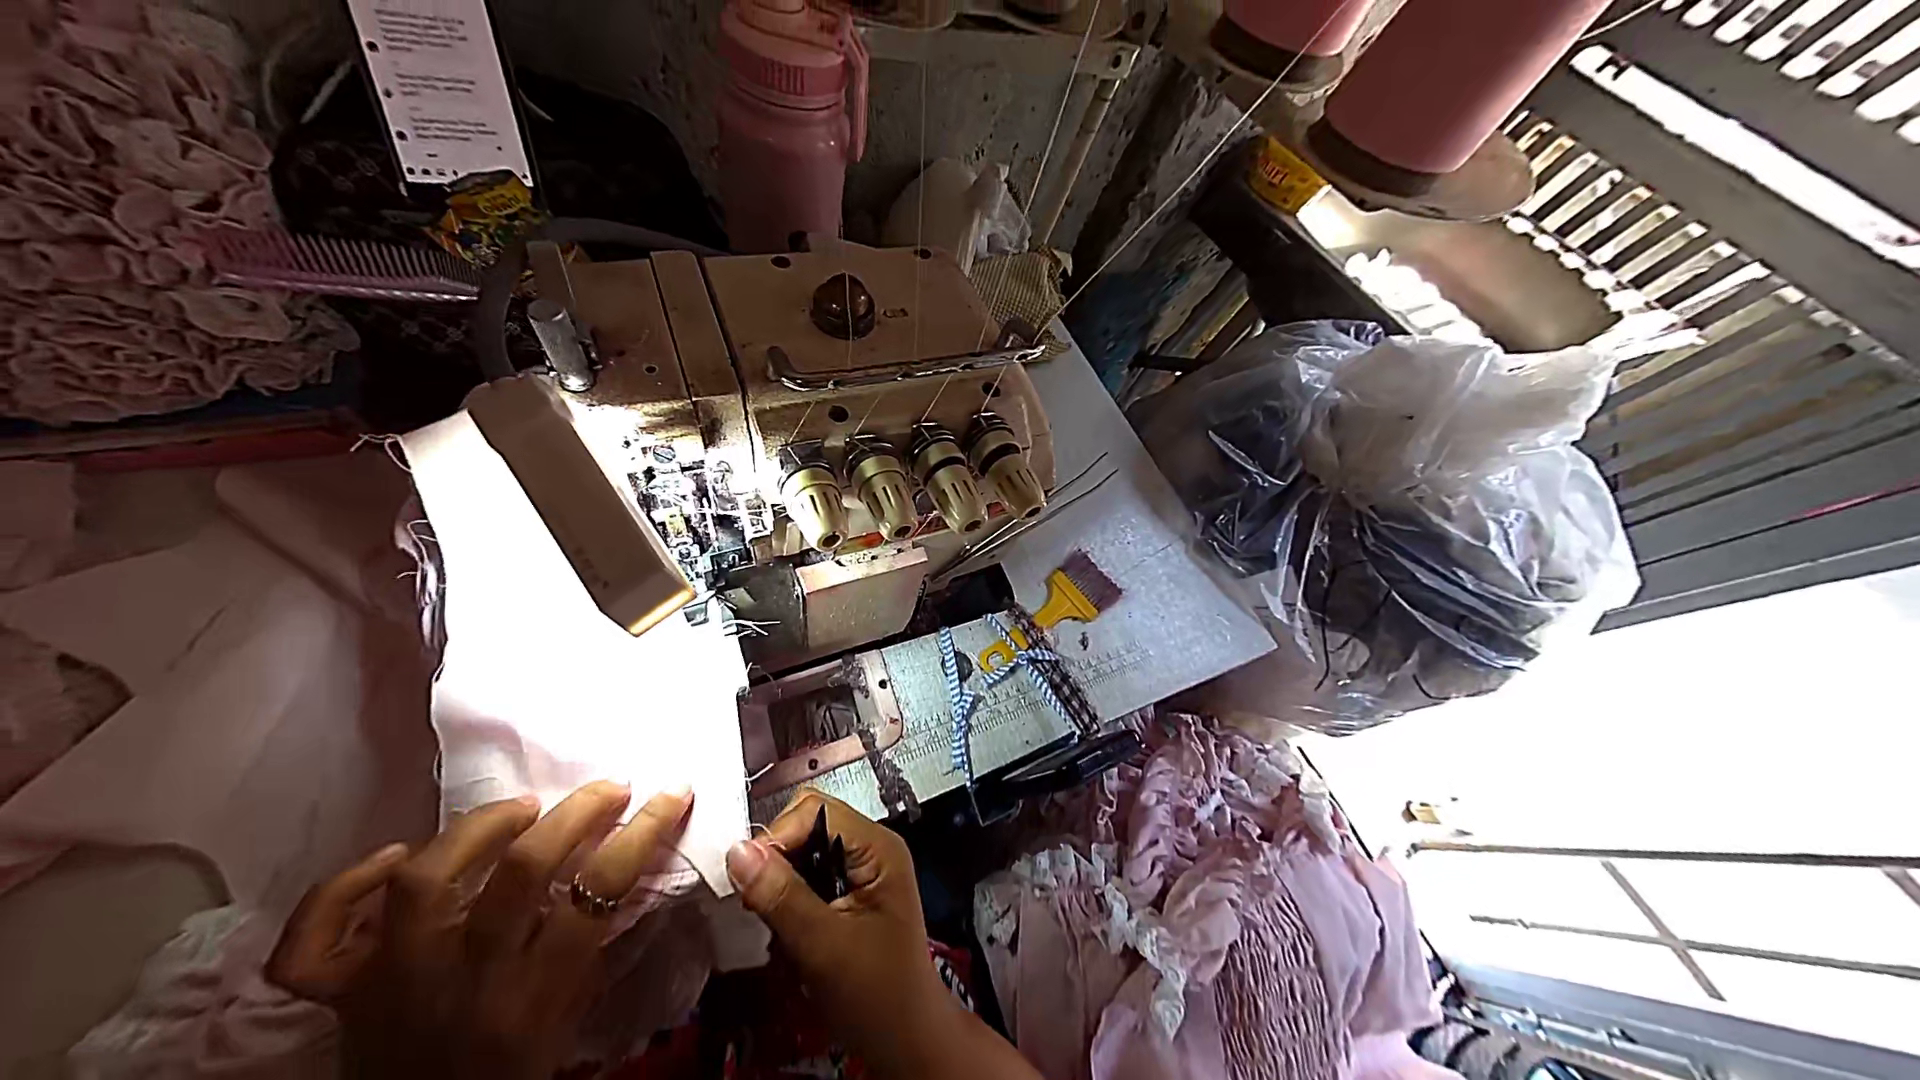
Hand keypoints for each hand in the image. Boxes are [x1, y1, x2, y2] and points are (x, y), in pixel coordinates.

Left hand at [268, 781, 692, 1079]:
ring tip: (521, 809)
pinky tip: (396, 856)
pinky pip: (314, 938)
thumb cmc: (514, 1071)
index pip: (598, 891)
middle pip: (522, 872)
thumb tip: (634, 862)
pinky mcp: (338, 992)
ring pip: (422, 883)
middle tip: (606, 789)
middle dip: (577, 814)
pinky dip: (346, 886)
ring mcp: (390, 983)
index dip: (643, 830)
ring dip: (479, 829)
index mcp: (531, 998)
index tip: (670, 793)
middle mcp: (462, 983)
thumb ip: (597, 944)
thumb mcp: (573, 1017)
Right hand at [728, 792, 1037, 1079]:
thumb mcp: (825, 946)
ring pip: (802, 850)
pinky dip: (788, 897)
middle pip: (806, 823)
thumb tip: (738, 852)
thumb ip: (782, 896)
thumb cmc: (879, 995)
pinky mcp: (846, 892)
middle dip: (777, 858)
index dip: (777, 837)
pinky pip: (806, 875)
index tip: (748, 876)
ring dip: (780, 881)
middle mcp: (870, 847)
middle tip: (758, 900)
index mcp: (878, 847)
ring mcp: (859, 869)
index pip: (815, 810)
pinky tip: (787, 929)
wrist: (907, 1041)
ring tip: (775, 920)